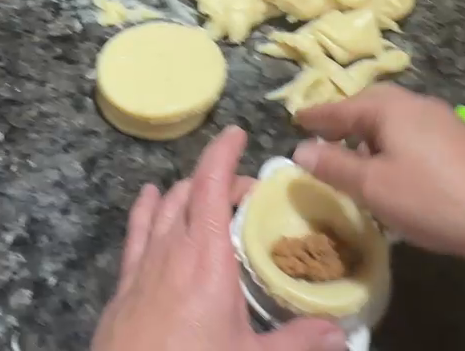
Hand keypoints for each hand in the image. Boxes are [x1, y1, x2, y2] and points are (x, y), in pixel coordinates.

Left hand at [93, 125, 347, 350]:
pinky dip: (147, 206)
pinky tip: (149, 197)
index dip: (223, 153)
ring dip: (187, 190)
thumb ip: (297, 342)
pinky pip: (136, 229)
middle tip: (246, 192)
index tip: (238, 133)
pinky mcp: (124, 281)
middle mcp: (172, 246)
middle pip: (191, 191)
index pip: (212, 184)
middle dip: (218, 178)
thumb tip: (340, 332)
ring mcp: (144, 261)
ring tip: (207, 191)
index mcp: (206, 255)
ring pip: (163, 205)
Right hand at [293, 85, 464, 260]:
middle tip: (326, 133)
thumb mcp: (372, 188)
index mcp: (389, 107)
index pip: (341, 107)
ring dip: (372, 130)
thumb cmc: (431, 199)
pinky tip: (399, 165)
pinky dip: (395, 139)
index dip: (316, 116)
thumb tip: (300, 149)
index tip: (295, 119)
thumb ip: (334, 166)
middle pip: (370, 103)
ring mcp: (442, 119)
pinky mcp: (461, 139)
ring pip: (395, 116)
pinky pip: (414, 129)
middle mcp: (414, 102)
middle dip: (346, 117)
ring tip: (360, 154)